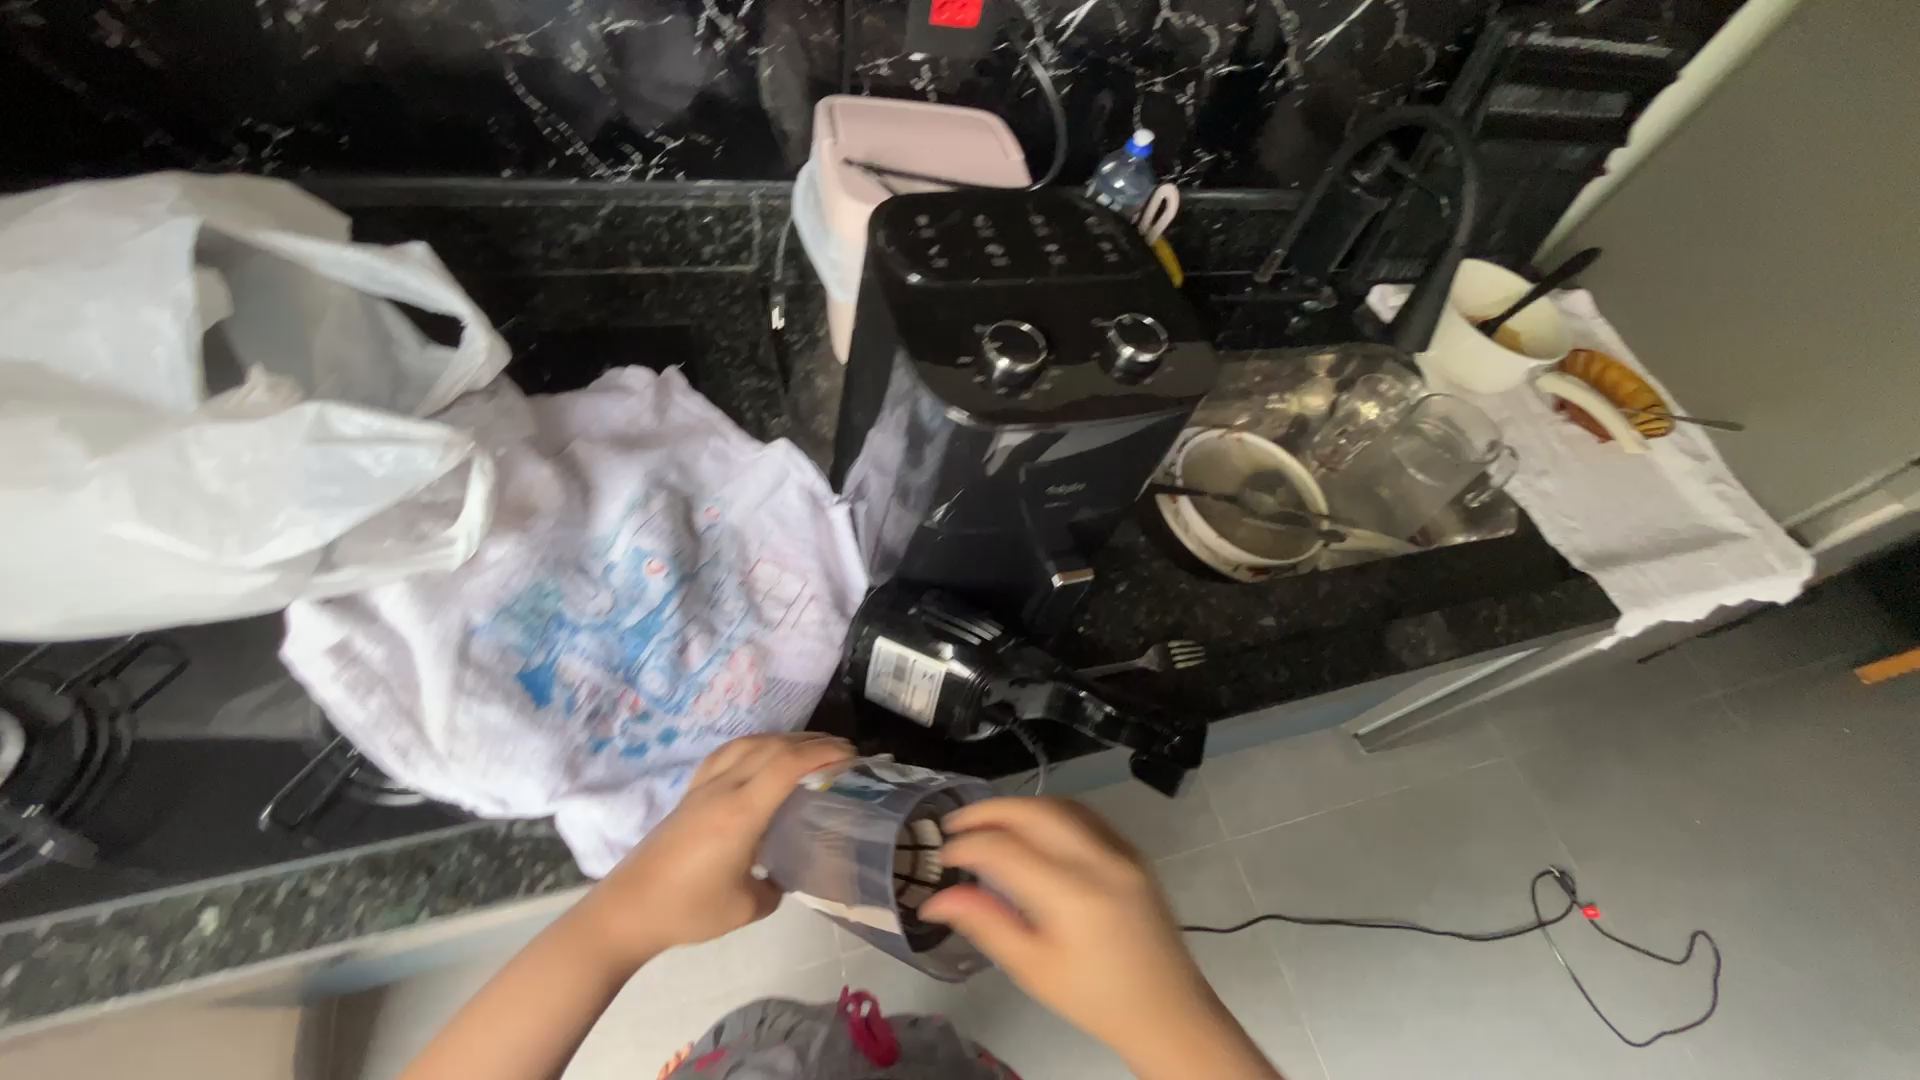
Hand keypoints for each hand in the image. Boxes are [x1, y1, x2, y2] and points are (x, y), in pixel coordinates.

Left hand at [575, 733, 854, 965]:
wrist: (627, 911)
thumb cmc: (688, 911)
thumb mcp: (745, 908)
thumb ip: (775, 887)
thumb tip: (785, 876)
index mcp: (741, 812)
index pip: (787, 765)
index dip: (823, 753)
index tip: (852, 757)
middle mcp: (724, 788)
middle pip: (773, 746)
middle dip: (813, 742)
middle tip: (843, 751)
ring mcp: (704, 787)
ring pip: (750, 743)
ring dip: (785, 739)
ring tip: (809, 748)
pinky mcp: (690, 792)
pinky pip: (728, 752)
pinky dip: (755, 744)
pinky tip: (763, 754)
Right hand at [921, 798, 1278, 1078]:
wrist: (1168, 1012)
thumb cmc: (1094, 997)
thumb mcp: (1032, 969)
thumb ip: (985, 924)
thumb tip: (934, 899)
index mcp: (1072, 894)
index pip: (1004, 848)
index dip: (966, 846)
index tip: (944, 857)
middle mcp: (1099, 860)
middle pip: (1034, 811)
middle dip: (989, 810)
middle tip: (957, 824)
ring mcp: (1121, 851)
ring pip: (1061, 804)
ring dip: (1020, 807)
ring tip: (989, 823)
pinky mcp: (1133, 851)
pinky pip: (1085, 814)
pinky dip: (1050, 812)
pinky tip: (1032, 828)